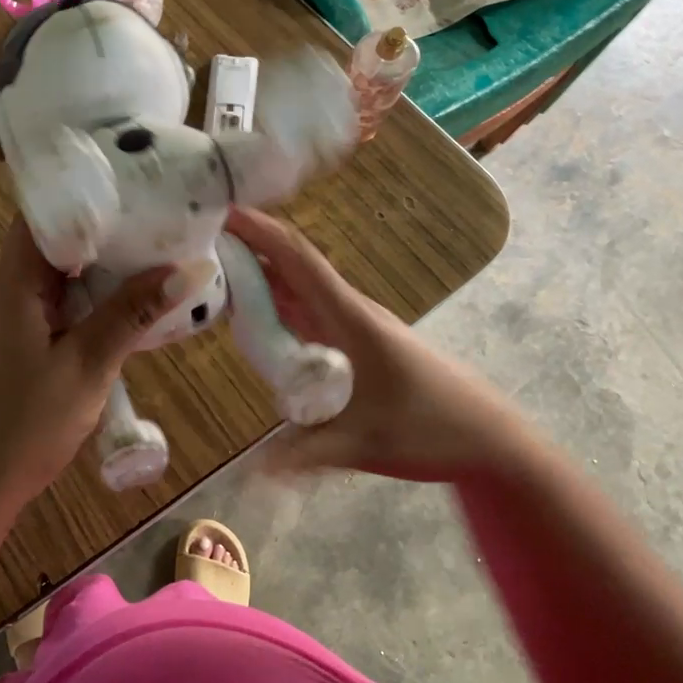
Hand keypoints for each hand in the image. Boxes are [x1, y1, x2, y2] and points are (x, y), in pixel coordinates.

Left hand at [0, 218, 191, 500]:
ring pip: (63, 269)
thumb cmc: (31, 420)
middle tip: (158, 207)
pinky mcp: (32, 335)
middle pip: (55, 237)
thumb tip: (189, 267)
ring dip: (102, 259)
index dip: (81, 193)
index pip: (40, 215)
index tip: (129, 177)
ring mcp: (22, 312)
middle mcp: (14, 287)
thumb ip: (133, 313)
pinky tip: (137, 292)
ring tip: (158, 240)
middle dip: (103, 223)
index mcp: (17, 282)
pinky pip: (66, 297)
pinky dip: (96, 290)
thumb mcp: (88, 364)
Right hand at [224, 207, 534, 481]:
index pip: (298, 260)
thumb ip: (306, 455)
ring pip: (296, 286)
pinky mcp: (353, 339)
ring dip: (255, 272)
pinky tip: (244, 311)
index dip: (259, 232)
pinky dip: (271, 299)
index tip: (219, 211)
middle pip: (290, 265)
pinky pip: (303, 307)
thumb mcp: (365, 444)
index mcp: (350, 318)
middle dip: (244, 246)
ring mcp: (351, 323)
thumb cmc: (433, 430)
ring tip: (206, 268)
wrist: (491, 441)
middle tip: (191, 240)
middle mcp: (347, 310)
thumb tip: (250, 471)